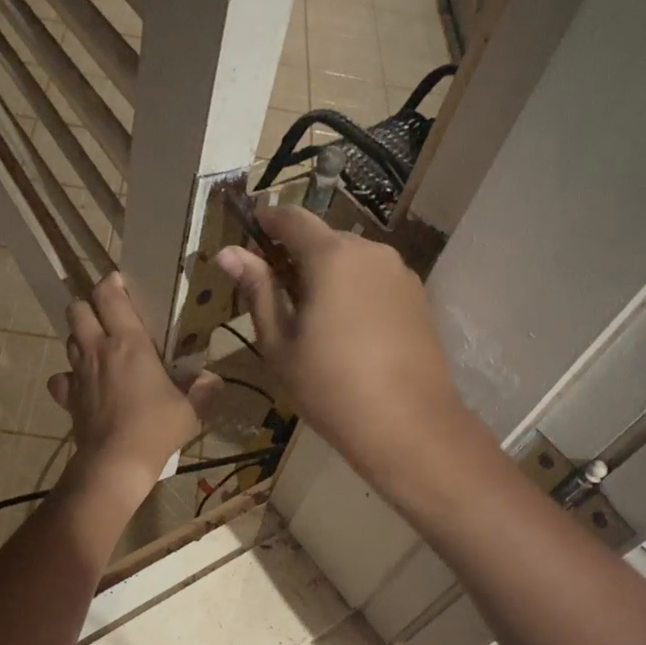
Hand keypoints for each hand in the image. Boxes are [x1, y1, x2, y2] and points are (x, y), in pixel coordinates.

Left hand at [48, 272, 218, 494]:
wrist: (116, 462)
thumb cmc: (156, 428)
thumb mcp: (189, 409)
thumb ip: (201, 390)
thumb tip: (213, 379)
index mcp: (129, 342)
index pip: (109, 296)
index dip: (111, 284)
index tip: (121, 284)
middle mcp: (98, 349)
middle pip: (76, 310)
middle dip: (88, 306)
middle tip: (107, 316)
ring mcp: (79, 373)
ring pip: (69, 340)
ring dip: (80, 338)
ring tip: (99, 349)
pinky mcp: (69, 397)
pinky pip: (61, 378)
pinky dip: (68, 377)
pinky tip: (82, 385)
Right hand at [216, 206, 465, 483]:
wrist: (408, 425)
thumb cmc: (330, 387)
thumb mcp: (280, 344)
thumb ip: (258, 291)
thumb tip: (228, 253)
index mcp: (332, 257)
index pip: (293, 219)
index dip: (268, 220)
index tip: (251, 229)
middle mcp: (370, 252)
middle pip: (326, 240)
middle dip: (299, 254)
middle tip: (276, 290)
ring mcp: (400, 273)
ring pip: (353, 261)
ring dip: (330, 275)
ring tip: (312, 316)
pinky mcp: (418, 297)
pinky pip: (376, 281)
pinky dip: (356, 292)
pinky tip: (348, 330)